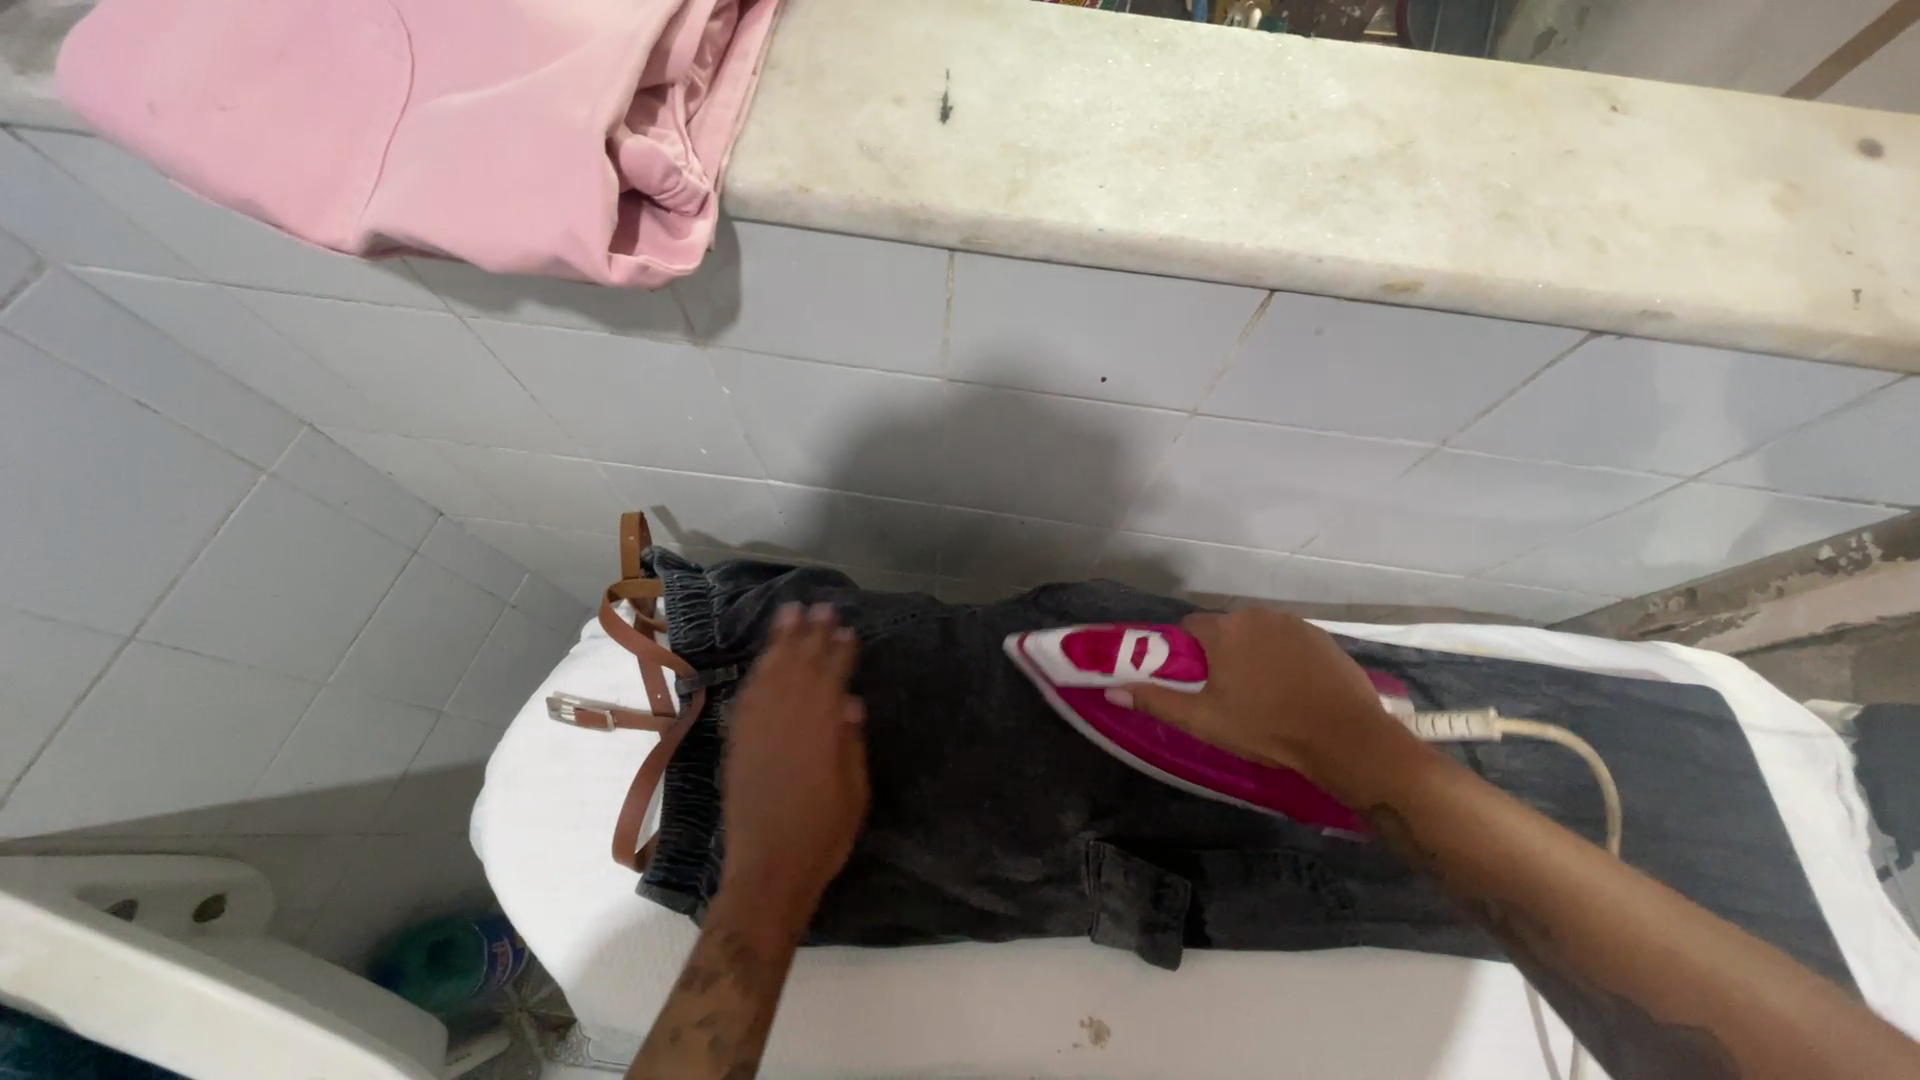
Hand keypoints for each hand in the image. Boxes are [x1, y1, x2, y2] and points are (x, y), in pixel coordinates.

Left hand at [720, 602, 869, 923]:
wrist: (767, 873)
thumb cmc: (821, 838)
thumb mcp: (853, 795)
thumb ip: (850, 746)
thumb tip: (850, 704)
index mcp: (818, 735)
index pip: (830, 681)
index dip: (839, 652)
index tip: (847, 628)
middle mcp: (784, 725)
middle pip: (799, 669)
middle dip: (811, 636)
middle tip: (821, 607)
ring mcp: (756, 734)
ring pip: (770, 677)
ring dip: (780, 644)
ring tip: (789, 614)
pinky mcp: (737, 746)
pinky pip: (746, 699)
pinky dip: (756, 675)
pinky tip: (764, 660)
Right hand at [1112, 609, 1410, 793]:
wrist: (1344, 737)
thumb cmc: (1266, 728)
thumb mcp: (1204, 721)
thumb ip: (1156, 700)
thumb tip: (1112, 689)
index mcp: (1223, 630)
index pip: (1188, 628)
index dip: (1186, 655)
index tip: (1195, 683)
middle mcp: (1255, 615)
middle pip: (1223, 629)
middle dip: (1220, 654)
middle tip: (1228, 694)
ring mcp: (1292, 622)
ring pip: (1256, 634)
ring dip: (1252, 653)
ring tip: (1263, 694)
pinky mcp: (1320, 635)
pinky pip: (1287, 640)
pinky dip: (1282, 657)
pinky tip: (1293, 688)